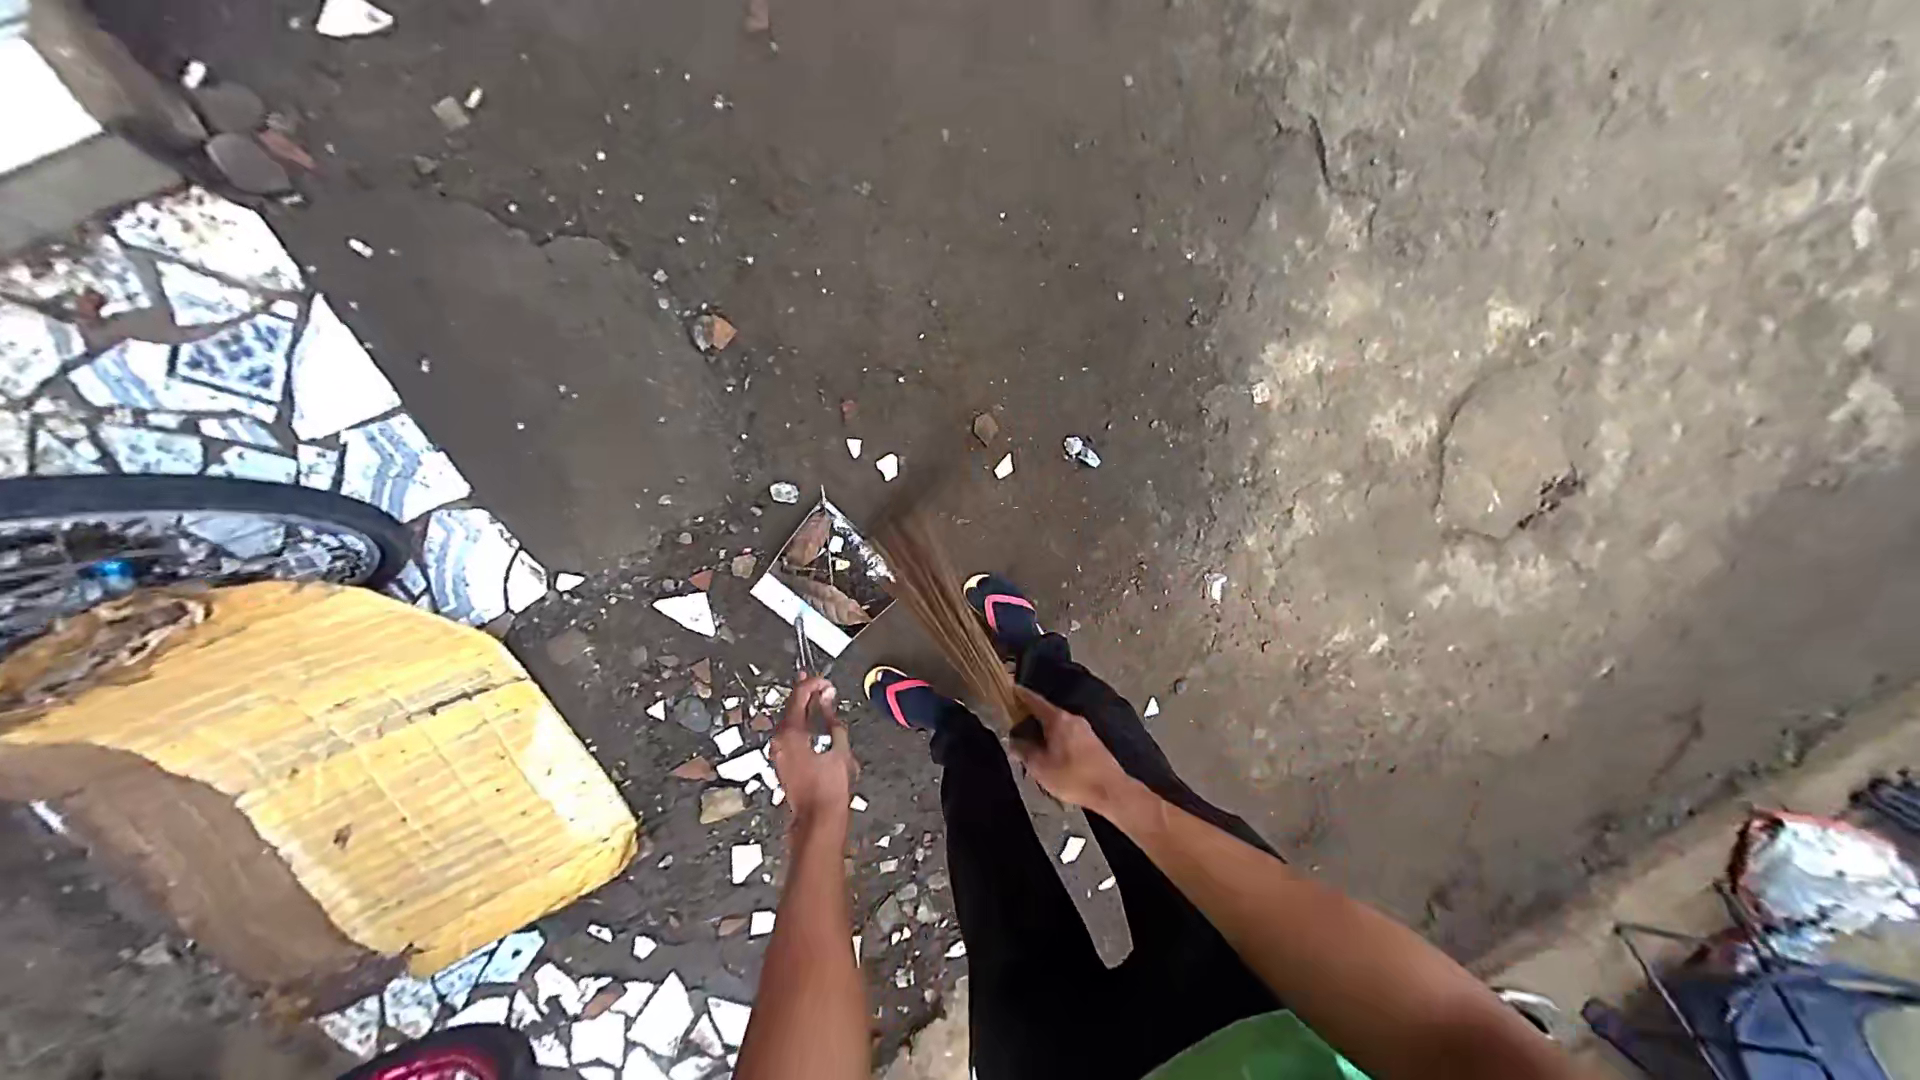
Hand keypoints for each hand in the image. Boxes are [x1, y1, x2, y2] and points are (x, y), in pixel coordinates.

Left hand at [768, 675, 856, 829]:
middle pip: (790, 706)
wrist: (818, 817)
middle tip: (823, 686)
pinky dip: (801, 724)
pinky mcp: (781, 761)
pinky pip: (789, 734)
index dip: (813, 683)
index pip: (798, 696)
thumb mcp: (838, 745)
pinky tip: (814, 723)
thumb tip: (827, 698)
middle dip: (807, 693)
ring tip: (821, 701)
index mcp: (790, 733)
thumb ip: (832, 717)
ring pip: (789, 720)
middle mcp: (778, 740)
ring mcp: (778, 751)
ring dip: (804, 708)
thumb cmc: (828, 787)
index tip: (825, 681)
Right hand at [1010, 686, 1138, 813]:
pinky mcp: (1092, 741)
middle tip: (1015, 727)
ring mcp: (1084, 729)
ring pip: (1057, 725)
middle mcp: (1072, 718)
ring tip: (1031, 745)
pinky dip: (1055, 738)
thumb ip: (1024, 751)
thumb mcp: (1040, 767)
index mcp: (1057, 719)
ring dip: (1043, 731)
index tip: (1009, 690)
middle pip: (1046, 712)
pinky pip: (1068, 733)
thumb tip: (1014, 741)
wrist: (1111, 791)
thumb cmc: (1073, 777)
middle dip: (1029, 718)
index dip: (1020, 695)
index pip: (1034, 700)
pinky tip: (1051, 754)